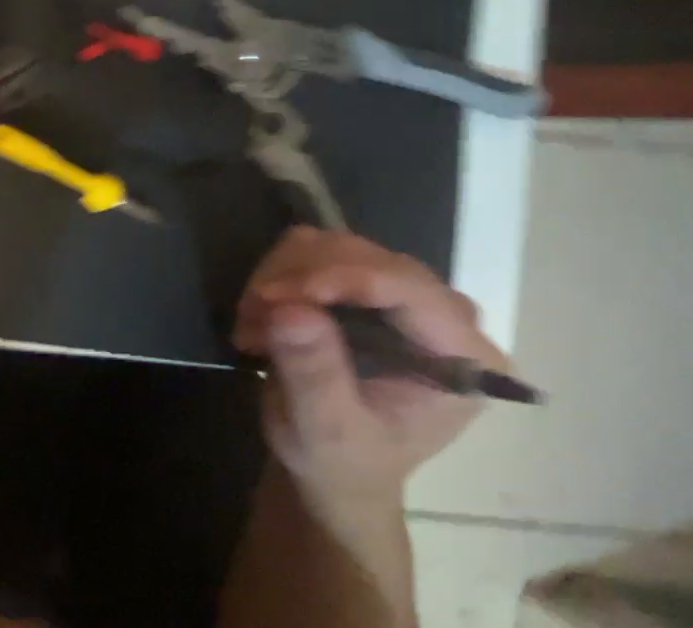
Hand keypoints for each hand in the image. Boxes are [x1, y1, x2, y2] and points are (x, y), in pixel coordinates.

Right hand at [234, 227, 508, 518]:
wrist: (331, 469)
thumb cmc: (339, 461)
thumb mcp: (325, 431)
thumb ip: (315, 374)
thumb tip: (292, 310)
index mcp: (462, 360)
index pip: (411, 289)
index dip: (344, 277)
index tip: (277, 294)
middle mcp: (445, 320)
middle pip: (370, 259)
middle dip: (300, 278)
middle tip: (252, 316)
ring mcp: (405, 300)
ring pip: (335, 247)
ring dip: (282, 275)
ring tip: (252, 322)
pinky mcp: (365, 290)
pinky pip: (315, 252)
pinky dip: (278, 274)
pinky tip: (262, 313)